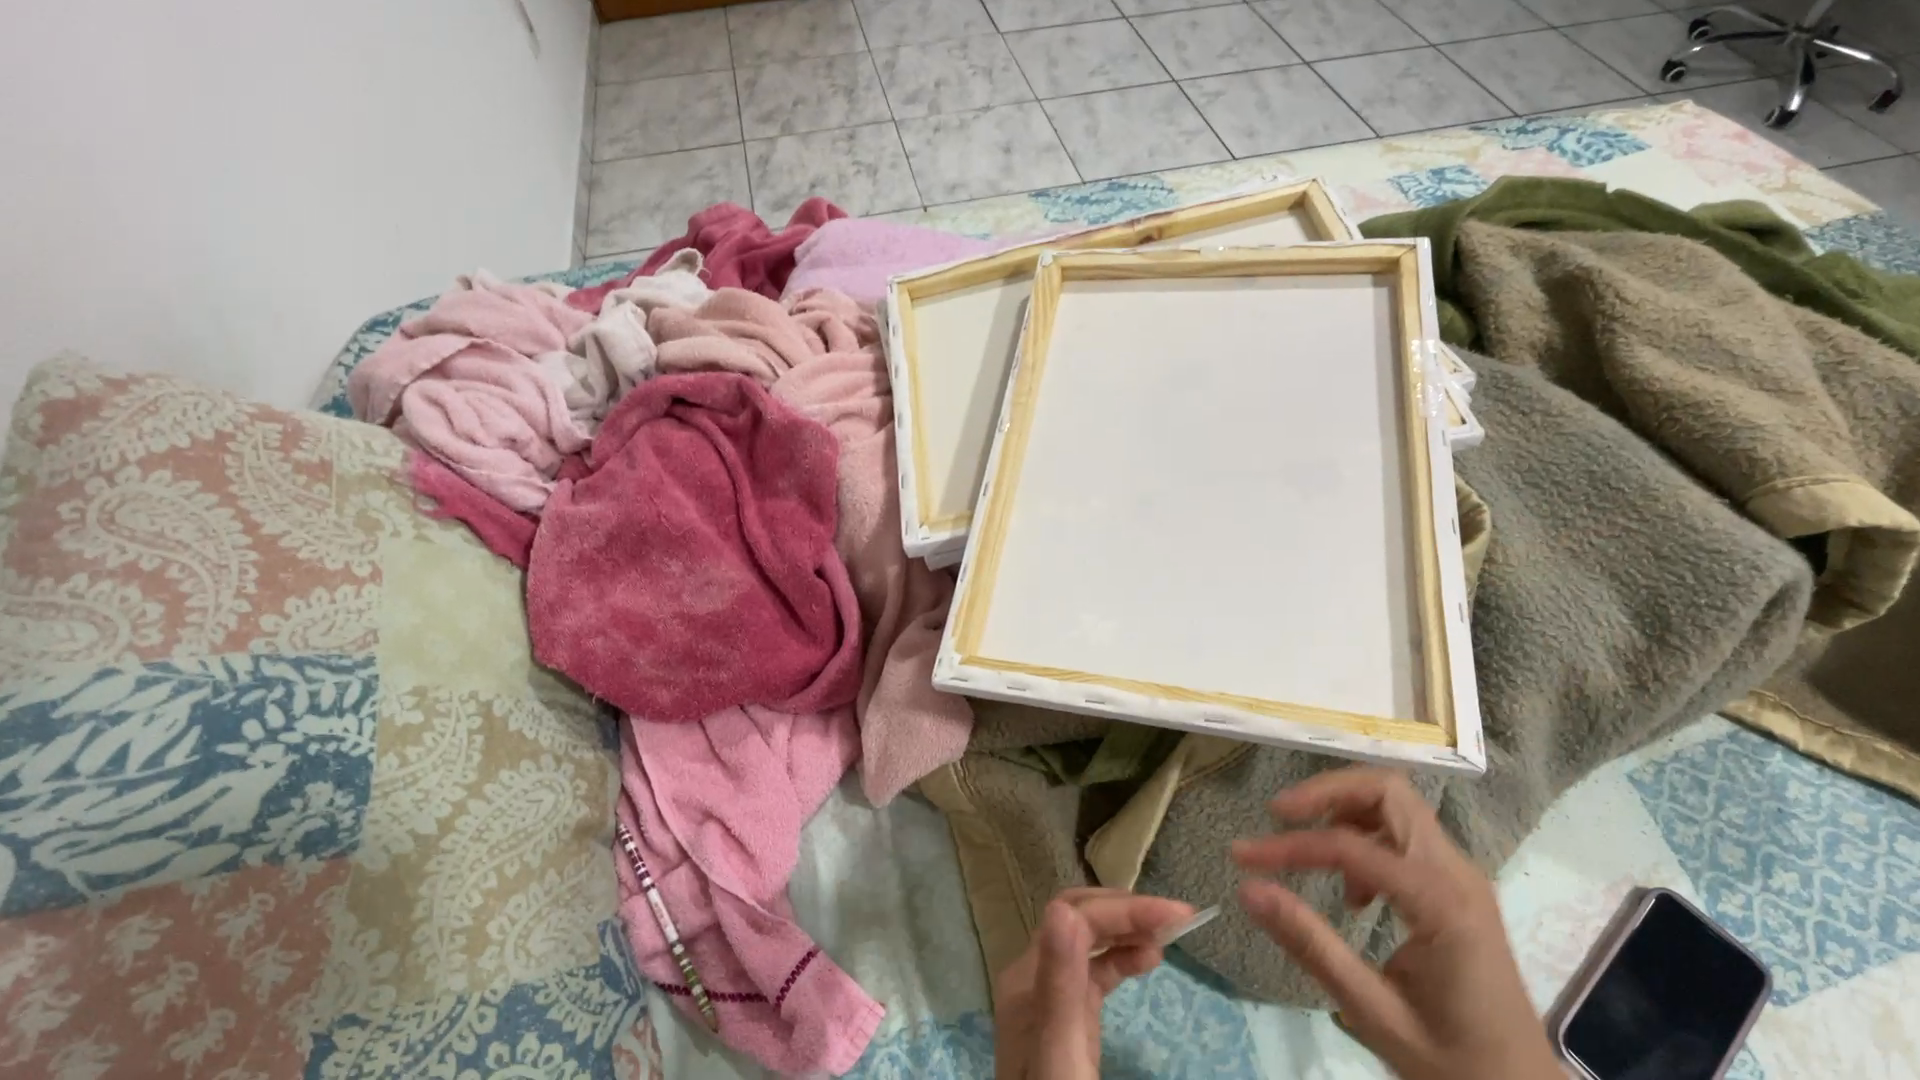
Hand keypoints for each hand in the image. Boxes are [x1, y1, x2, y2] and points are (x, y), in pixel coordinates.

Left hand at [993, 887, 1195, 1079]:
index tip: (1179, 916)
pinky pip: (1094, 972)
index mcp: (1026, 978)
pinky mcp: (1066, 1018)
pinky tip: (1149, 961)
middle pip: (1079, 920)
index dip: (1125, 909)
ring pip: (1088, 942)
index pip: (1074, 916)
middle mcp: (1033, 978)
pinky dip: (1122, 958)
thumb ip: (1061, 984)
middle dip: (1128, 911)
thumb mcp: (1060, 1052)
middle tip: (1181, 919)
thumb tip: (1062, 909)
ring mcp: (1049, 997)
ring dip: (1128, 930)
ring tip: (1171, 936)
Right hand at [1232, 767, 1560, 1079]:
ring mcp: (1462, 877)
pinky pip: (1405, 835)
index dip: (1289, 846)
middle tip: (1277, 814)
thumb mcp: (1373, 1012)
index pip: (1350, 846)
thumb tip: (1248, 890)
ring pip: (1397, 805)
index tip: (1241, 857)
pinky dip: (1366, 837)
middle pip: (1388, 792)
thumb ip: (1311, 945)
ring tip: (1306, 852)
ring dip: (1344, 811)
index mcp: (1441, 903)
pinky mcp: (1457, 889)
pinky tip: (1350, 890)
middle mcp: (1457, 873)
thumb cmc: (1453, 1063)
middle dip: (1326, 792)